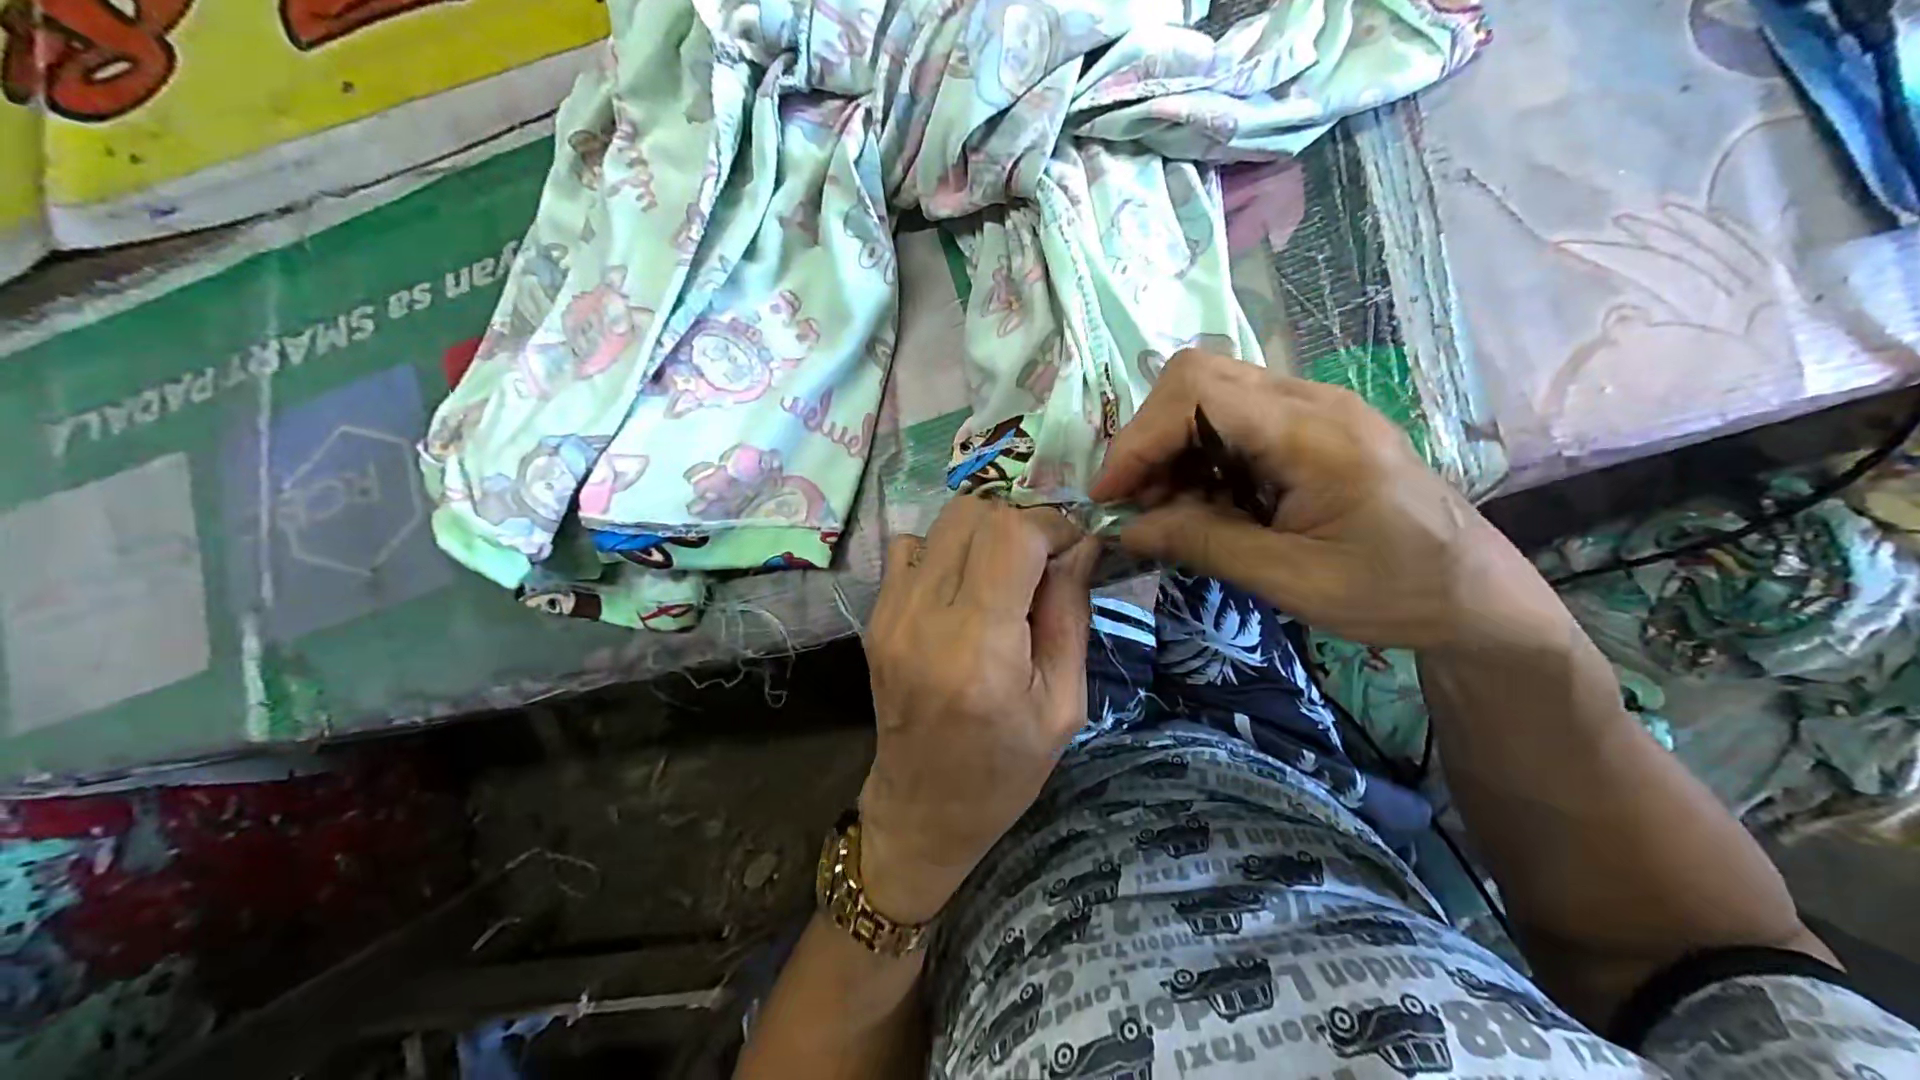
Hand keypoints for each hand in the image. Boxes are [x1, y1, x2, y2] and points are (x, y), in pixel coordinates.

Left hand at [858, 496, 1098, 923]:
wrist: (924, 808)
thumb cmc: (1006, 768)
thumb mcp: (1063, 704)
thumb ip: (1070, 614)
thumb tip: (1081, 544)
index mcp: (979, 648)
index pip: (1013, 535)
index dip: (1053, 526)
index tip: (1073, 549)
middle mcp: (925, 618)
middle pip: (974, 513)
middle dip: (1020, 524)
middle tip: (1043, 562)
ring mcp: (891, 613)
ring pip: (943, 521)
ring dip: (984, 534)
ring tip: (1005, 576)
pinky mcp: (876, 616)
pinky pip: (912, 547)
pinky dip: (946, 551)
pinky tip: (962, 589)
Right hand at [1090, 350, 1568, 652]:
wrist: (1473, 591)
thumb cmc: (1392, 591)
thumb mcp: (1291, 580)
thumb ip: (1204, 543)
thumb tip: (1128, 527)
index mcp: (1314, 434)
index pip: (1197, 393)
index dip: (1139, 439)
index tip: (1111, 496)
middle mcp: (1311, 401)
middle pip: (1196, 376)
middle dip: (1149, 437)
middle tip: (1139, 501)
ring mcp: (1314, 407)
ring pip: (1209, 390)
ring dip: (1171, 445)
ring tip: (1169, 506)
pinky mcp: (1310, 425)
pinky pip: (1233, 415)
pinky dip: (1198, 451)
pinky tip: (1204, 497)